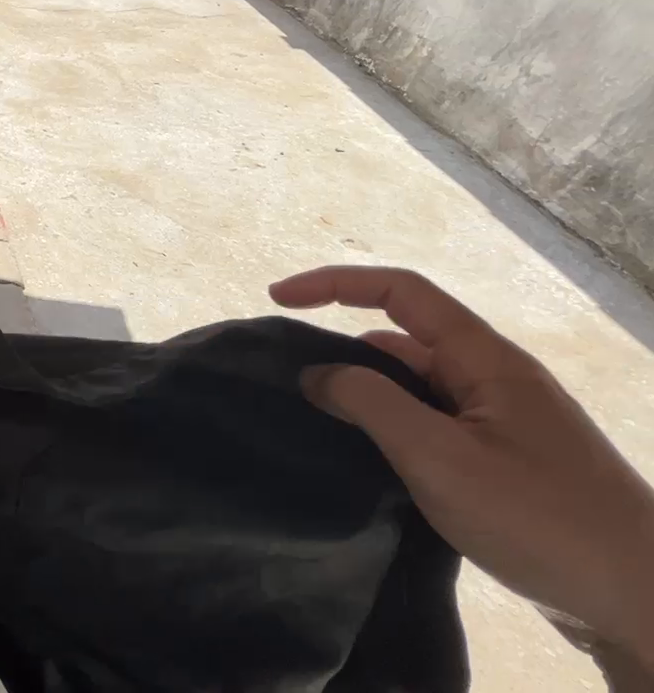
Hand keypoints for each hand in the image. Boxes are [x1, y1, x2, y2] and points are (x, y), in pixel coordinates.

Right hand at [270, 266, 653, 669]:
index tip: (276, 299)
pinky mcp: (501, 459)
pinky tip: (360, 451)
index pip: (400, 291)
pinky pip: (425, 419)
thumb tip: (316, 374)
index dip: (333, 283)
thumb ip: (367, 401)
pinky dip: (383, 422)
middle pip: (401, 336)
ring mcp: (501, 421)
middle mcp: (495, 380)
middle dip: (338, 343)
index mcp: (487, 362)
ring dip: (360, 388)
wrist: (645, 609)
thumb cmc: (542, 520)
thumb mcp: (438, 456)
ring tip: (310, 415)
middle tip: (285, 374)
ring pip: (411, 383)